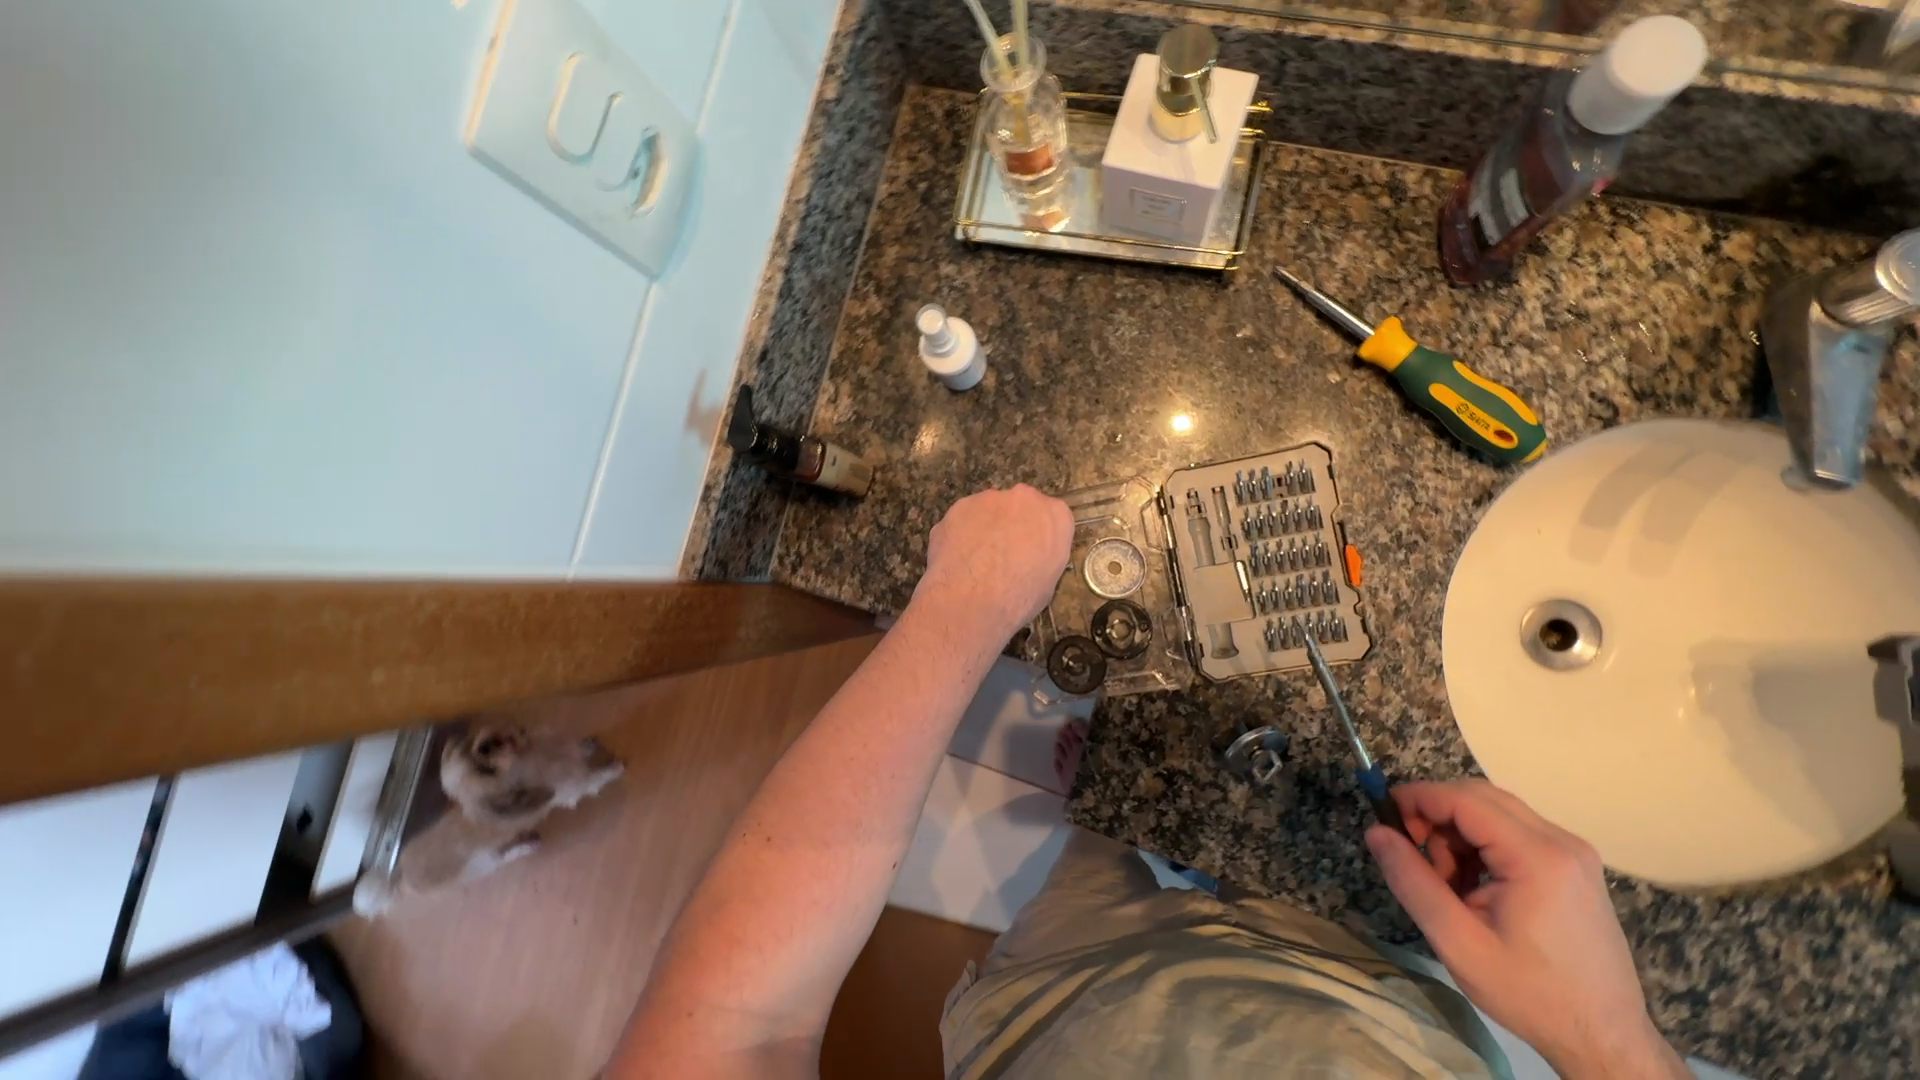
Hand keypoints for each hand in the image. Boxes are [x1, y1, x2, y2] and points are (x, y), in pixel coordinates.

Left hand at [913, 484, 1072, 644]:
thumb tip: (1030, 558)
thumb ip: (1042, 557)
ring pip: (988, 511)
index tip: (1029, 553)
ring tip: (974, 560)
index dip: (1037, 537)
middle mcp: (1024, 498)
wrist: (972, 600)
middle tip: (1001, 555)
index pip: (1051, 518)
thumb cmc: (1019, 598)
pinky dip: (960, 533)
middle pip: (1019, 508)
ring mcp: (989, 498)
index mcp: (1056, 516)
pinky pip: (963, 518)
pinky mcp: (959, 506)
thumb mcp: (1047, 583)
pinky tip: (956, 558)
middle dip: (1011, 526)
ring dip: (984, 529)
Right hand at [1366, 781, 1688, 1079]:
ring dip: (1458, 833)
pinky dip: (1482, 845)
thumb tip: (1376, 832)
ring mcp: (1573, 854)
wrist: (1606, 1040)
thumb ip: (1412, 881)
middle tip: (1411, 852)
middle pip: (1480, 796)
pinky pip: (1514, 832)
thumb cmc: (1530, 994)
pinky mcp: (1574, 867)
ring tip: (1448, 883)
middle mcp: (1562, 842)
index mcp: (1537, 857)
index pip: (1464, 799)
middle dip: (1435, 815)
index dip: (1417, 798)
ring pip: (1495, 812)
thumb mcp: (1457, 942)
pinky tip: (1475, 887)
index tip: (1383, 818)